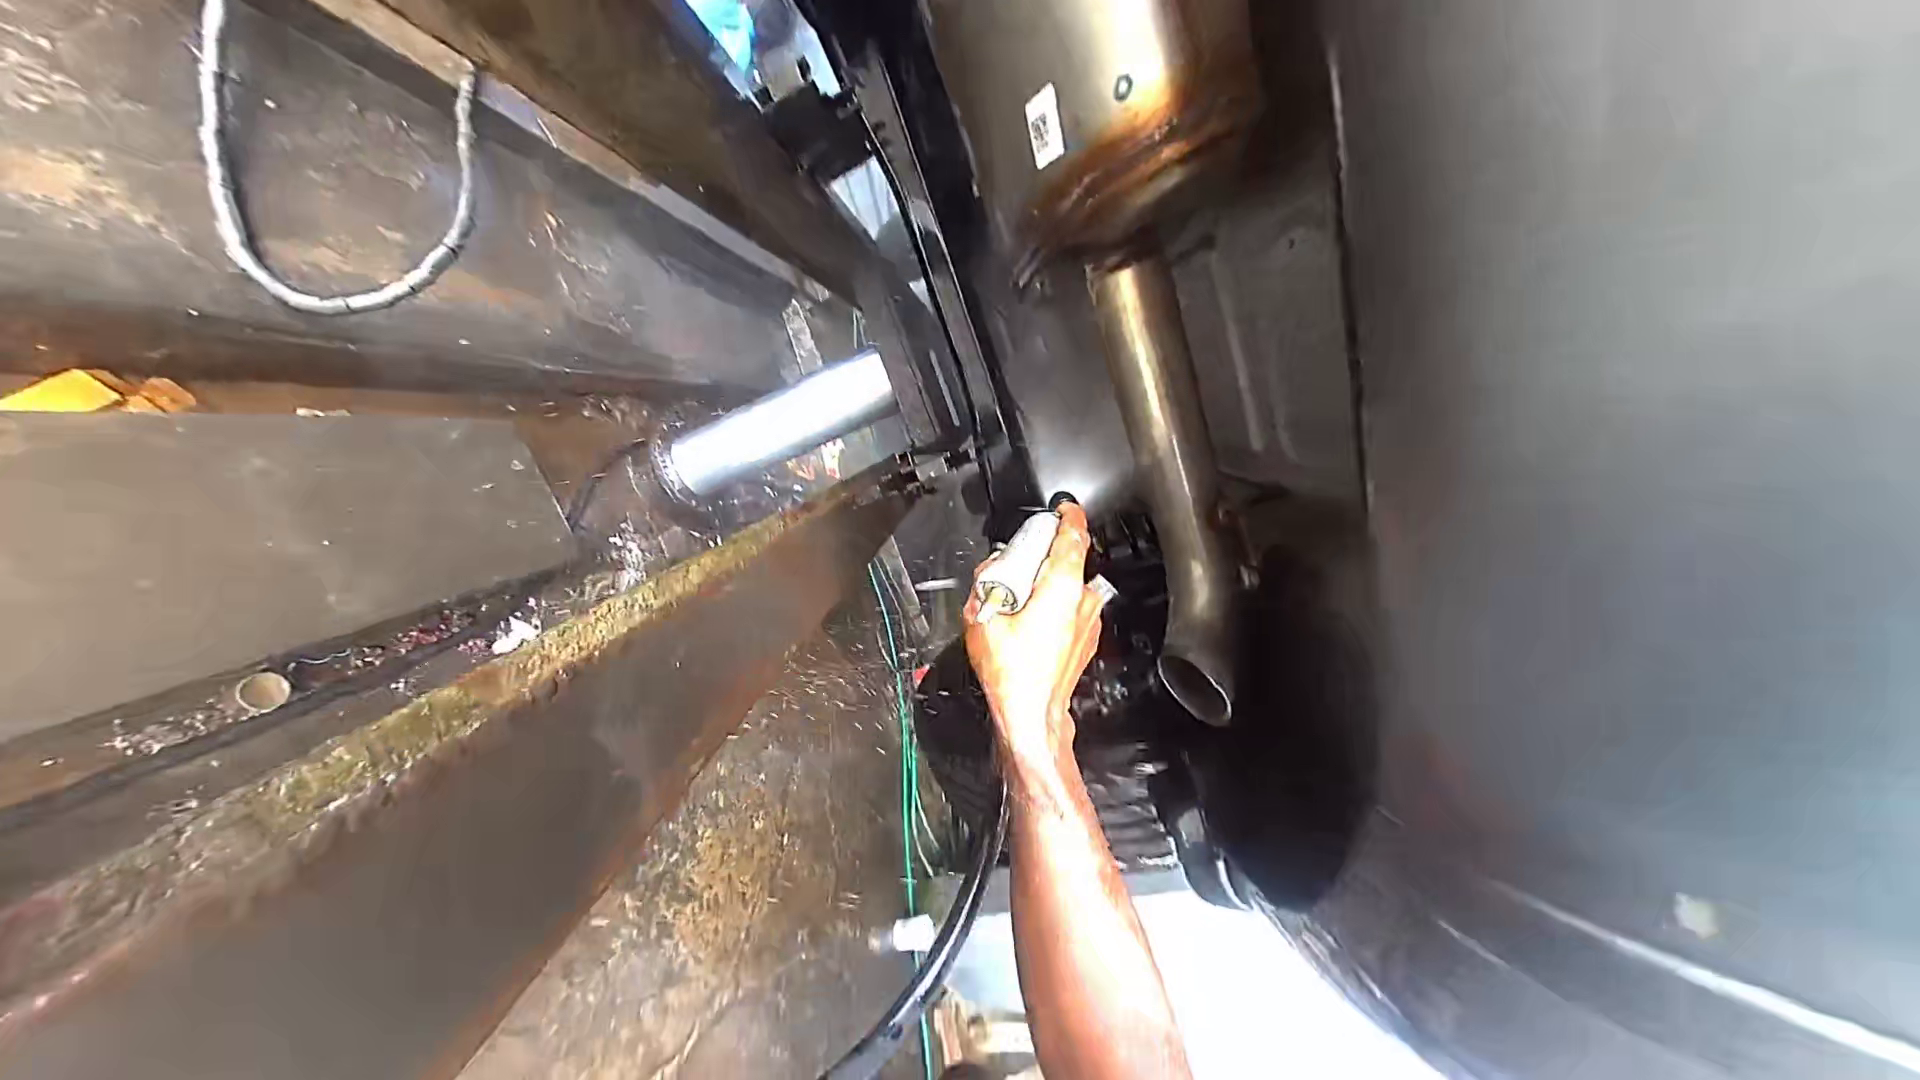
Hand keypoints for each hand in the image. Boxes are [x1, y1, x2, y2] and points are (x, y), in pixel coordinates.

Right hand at [964, 502, 1107, 764]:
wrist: (1031, 714)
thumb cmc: (1012, 674)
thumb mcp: (981, 617)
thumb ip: (984, 584)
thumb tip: (989, 570)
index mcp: (1061, 588)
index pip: (1074, 536)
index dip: (1069, 515)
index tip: (1063, 508)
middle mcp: (1082, 601)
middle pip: (1072, 559)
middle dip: (1048, 553)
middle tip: (1023, 558)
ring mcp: (1089, 621)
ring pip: (1074, 584)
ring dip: (1052, 580)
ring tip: (1024, 594)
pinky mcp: (1087, 637)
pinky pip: (1075, 606)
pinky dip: (1059, 602)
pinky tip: (1035, 617)